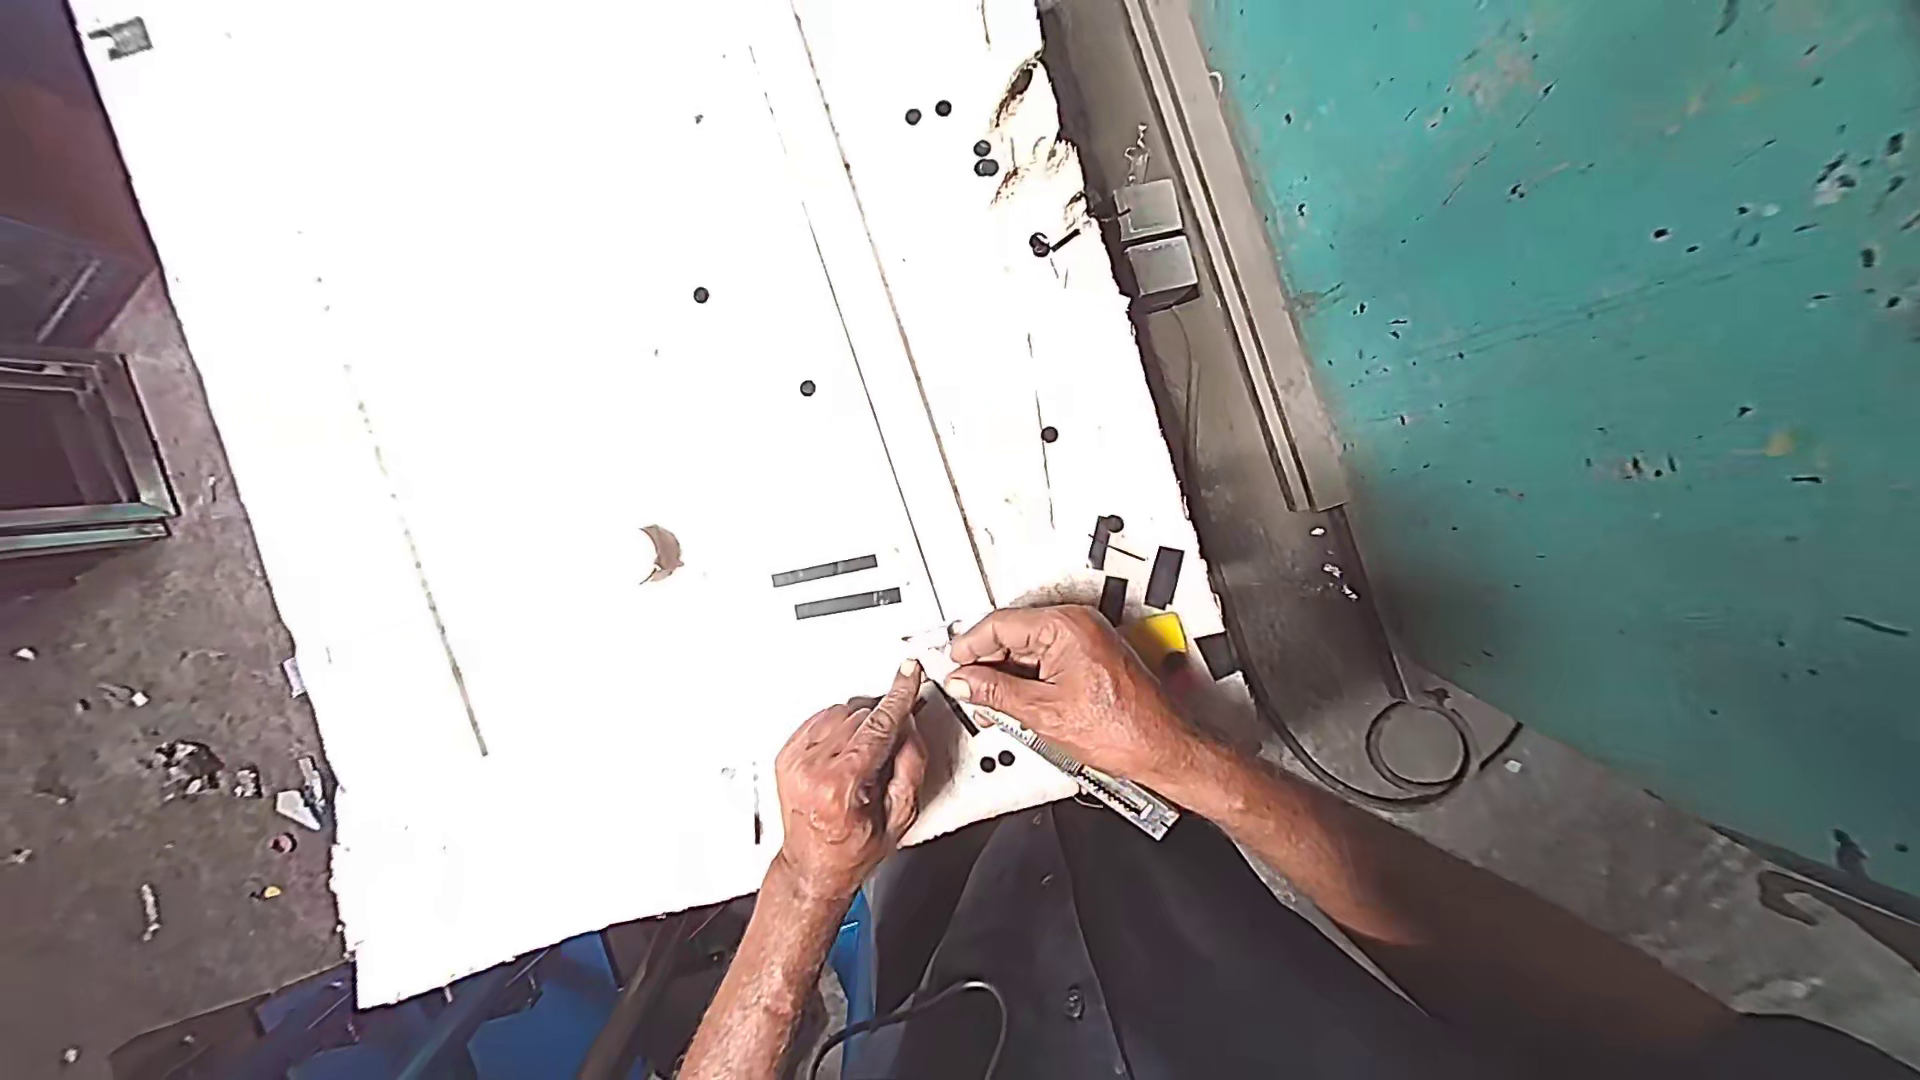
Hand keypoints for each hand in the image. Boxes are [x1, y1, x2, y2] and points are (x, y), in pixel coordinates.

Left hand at [772, 660, 927, 902]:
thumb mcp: (901, 815)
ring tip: (864, 757)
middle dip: (883, 724)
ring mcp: (795, 759)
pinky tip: (845, 751)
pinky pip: (822, 717)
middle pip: (862, 715)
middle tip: (888, 753)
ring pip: (842, 710)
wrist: (813, 866)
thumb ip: (912, 763)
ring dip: (861, 723)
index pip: (878, 726)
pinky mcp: (787, 753)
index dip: (899, 696)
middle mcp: (812, 768)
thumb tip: (909, 723)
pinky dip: (840, 726)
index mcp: (840, 785)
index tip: (909, 673)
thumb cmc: (853, 848)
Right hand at [945, 606, 1212, 791]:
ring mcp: (1085, 638)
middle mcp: (1077, 624)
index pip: (1000, 624)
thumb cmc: (1124, 729)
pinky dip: (1026, 678)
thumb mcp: (1042, 712)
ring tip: (990, 701)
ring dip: (1006, 673)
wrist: (1162, 748)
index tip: (954, 663)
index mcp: (1065, 626)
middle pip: (1013, 633)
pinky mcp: (1089, 654)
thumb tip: (965, 681)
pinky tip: (1015, 701)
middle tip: (967, 686)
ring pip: (1027, 648)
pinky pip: (1046, 657)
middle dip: (987, 662)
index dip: (970, 646)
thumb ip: (995, 692)